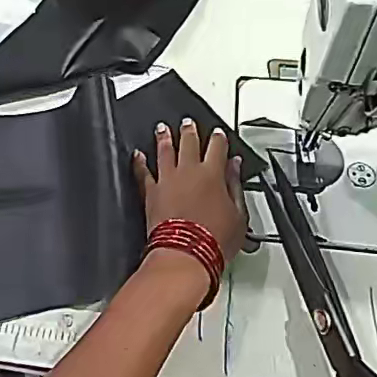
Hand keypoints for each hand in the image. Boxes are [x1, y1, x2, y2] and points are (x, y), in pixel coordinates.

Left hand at [133, 118, 246, 257]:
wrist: (185, 253)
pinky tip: (137, 154)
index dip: (218, 138)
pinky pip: (142, 172)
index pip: (217, 147)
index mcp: (213, 174)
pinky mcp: (151, 192)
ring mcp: (167, 180)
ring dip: (164, 138)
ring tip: (162, 129)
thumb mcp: (239, 215)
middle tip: (187, 122)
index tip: (217, 133)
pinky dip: (139, 162)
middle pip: (189, 143)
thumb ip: (236, 186)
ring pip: (165, 151)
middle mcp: (189, 172)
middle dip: (189, 130)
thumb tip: (235, 168)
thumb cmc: (213, 239)